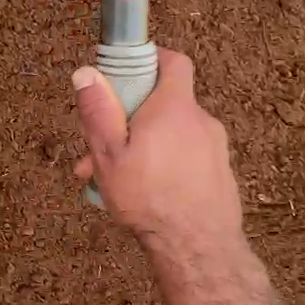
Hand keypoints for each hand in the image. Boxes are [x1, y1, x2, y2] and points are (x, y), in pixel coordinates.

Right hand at [72, 49, 243, 246]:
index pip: (174, 62)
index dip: (149, 58)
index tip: (122, 70)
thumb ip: (98, 110)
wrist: (197, 247)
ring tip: (108, 176)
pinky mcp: (218, 169)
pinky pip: (182, 152)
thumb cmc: (146, 195)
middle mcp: (200, 121)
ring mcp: (214, 146)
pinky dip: (158, 159)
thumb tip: (86, 72)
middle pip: (161, 101)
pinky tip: (137, 188)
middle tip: (96, 144)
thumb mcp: (107, 151)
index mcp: (173, 109)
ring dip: (138, 142)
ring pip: (168, 131)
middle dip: (126, 115)